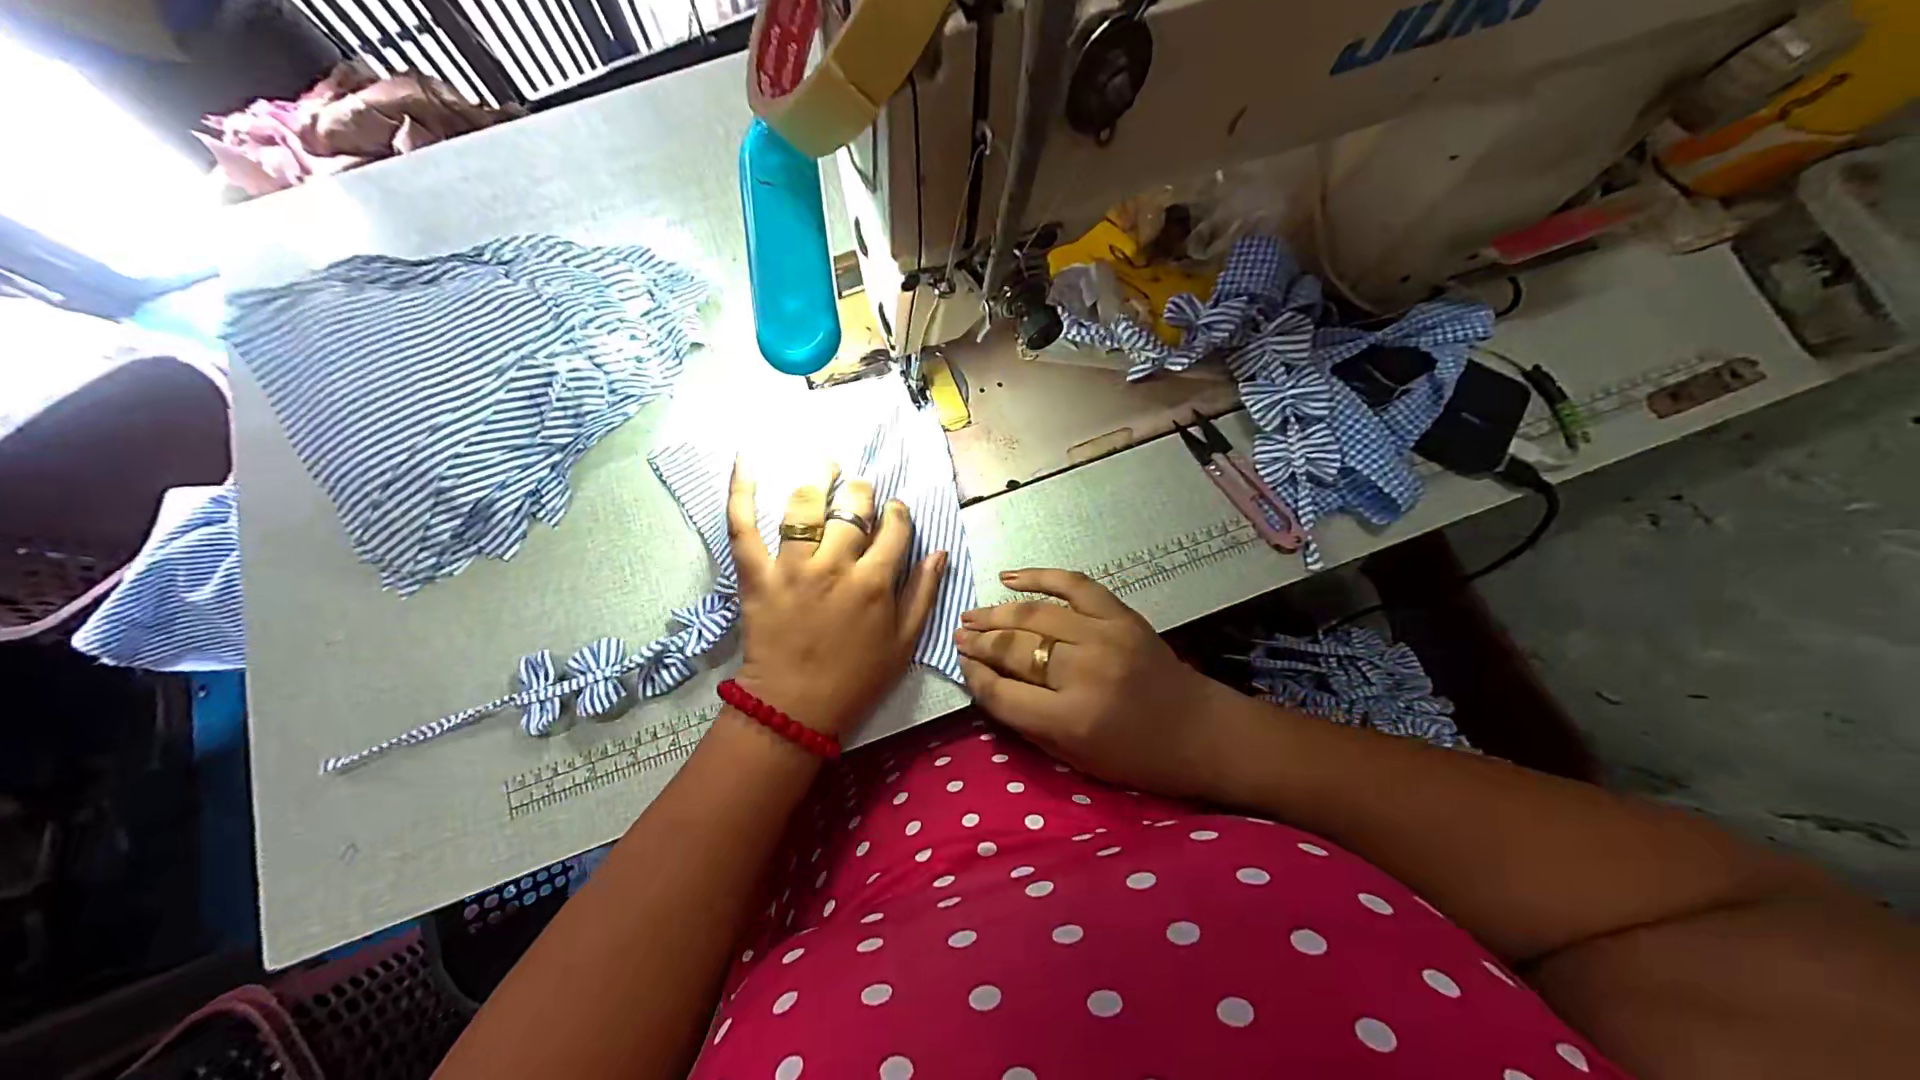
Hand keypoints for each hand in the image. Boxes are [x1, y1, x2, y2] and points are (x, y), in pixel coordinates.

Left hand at [729, 460, 947, 737]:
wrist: (796, 709)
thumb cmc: (857, 678)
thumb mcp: (905, 642)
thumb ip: (923, 593)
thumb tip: (938, 552)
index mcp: (875, 582)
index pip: (893, 528)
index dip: (897, 513)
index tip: (895, 511)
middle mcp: (835, 566)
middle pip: (852, 509)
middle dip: (861, 491)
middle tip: (860, 487)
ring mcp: (792, 568)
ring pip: (804, 506)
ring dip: (817, 479)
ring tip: (825, 465)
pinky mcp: (756, 575)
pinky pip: (743, 527)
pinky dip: (741, 491)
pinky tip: (747, 460)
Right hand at [954, 568, 1232, 798]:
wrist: (1201, 731)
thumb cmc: (1135, 757)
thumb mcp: (1074, 758)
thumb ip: (1026, 721)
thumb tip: (986, 681)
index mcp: (1071, 718)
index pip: (1002, 692)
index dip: (974, 676)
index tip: (963, 665)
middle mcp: (1084, 672)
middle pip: (1014, 648)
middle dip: (979, 642)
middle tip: (959, 636)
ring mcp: (1105, 636)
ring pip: (1035, 614)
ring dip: (997, 613)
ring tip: (972, 614)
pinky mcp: (1122, 615)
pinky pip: (1074, 584)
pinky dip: (1040, 576)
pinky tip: (1010, 577)